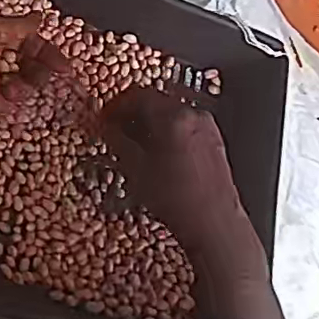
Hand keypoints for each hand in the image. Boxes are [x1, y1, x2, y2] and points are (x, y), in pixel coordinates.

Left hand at [0, 14, 71, 137]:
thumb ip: (16, 26)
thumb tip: (39, 17)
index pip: (24, 38)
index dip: (44, 50)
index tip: (61, 66)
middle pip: (24, 63)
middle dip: (33, 71)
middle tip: (36, 79)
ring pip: (15, 84)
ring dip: (15, 88)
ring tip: (6, 91)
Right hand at [101, 87, 253, 253]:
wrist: (214, 223)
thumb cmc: (176, 197)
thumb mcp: (136, 169)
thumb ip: (118, 141)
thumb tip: (107, 129)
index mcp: (174, 116)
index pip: (138, 95)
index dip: (116, 105)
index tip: (104, 117)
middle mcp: (194, 116)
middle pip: (156, 102)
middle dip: (132, 114)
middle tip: (114, 129)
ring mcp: (207, 129)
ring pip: (171, 115)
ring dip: (150, 124)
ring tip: (133, 144)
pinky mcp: (214, 143)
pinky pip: (185, 128)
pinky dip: (167, 133)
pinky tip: (156, 155)